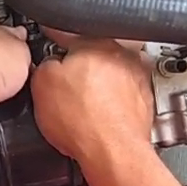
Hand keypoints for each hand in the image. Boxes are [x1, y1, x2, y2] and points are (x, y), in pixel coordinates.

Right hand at [31, 33, 153, 165]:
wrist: (113, 153)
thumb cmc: (83, 122)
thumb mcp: (42, 84)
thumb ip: (43, 64)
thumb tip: (47, 65)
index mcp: (95, 43)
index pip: (67, 32)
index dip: (52, 36)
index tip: (49, 37)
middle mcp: (121, 56)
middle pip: (91, 54)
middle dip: (77, 67)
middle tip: (63, 87)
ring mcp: (136, 78)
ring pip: (108, 75)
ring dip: (96, 86)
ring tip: (82, 108)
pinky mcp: (144, 101)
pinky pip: (121, 96)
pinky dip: (110, 104)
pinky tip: (98, 118)